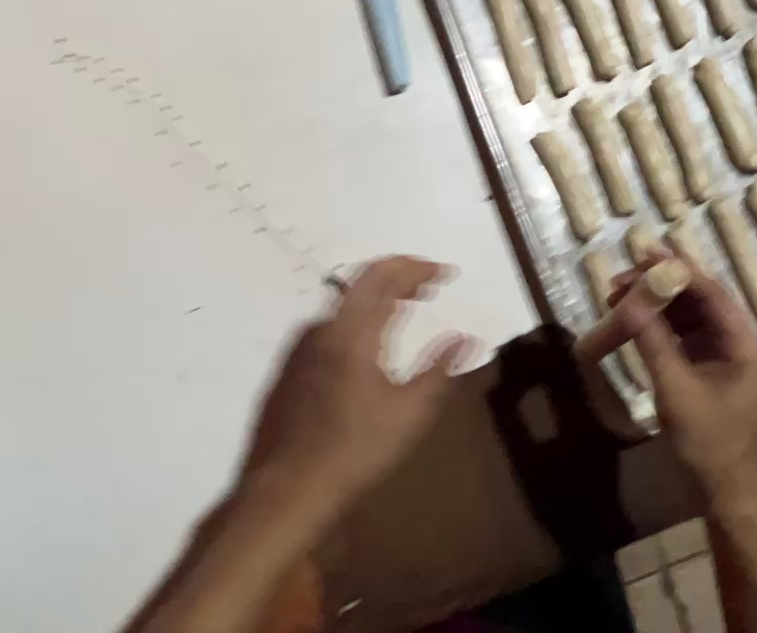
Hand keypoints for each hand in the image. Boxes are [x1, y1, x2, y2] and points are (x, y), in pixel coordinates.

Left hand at [239, 256, 473, 523]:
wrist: (287, 487)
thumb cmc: (355, 451)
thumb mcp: (409, 413)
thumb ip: (439, 369)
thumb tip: (469, 337)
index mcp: (353, 332)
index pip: (386, 277)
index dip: (418, 268)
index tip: (445, 273)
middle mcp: (324, 327)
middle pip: (363, 280)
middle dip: (399, 273)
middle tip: (428, 283)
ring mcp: (302, 345)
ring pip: (344, 301)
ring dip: (378, 294)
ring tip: (404, 307)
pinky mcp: (290, 365)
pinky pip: (330, 321)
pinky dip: (357, 314)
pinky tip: (368, 340)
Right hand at [620, 260, 756, 507]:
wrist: (723, 488)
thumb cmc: (708, 442)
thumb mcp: (676, 391)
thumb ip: (653, 344)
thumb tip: (629, 304)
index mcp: (745, 345)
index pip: (713, 294)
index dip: (680, 269)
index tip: (646, 252)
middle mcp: (739, 342)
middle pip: (700, 298)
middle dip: (662, 283)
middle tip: (624, 274)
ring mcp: (724, 354)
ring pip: (689, 313)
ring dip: (656, 301)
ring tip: (618, 293)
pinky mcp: (708, 365)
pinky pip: (683, 331)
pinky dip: (658, 322)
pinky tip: (632, 317)